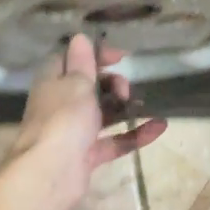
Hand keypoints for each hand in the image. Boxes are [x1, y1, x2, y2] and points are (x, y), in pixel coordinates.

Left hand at [9, 34, 167, 209]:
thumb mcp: (76, 83)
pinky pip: (113, 141)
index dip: (95, 54)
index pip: (71, 59)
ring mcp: (73, 131)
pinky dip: (134, 135)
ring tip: (142, 104)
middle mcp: (61, 104)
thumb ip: (82, 63)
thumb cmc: (64, 118)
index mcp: (53, 82)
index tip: (121, 57)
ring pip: (102, 114)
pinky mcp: (86, 154)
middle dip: (112, 83)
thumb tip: (79, 37)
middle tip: (125, 89)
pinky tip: (158, 127)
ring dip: (123, 107)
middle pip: (89, 87)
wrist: (51, 172)